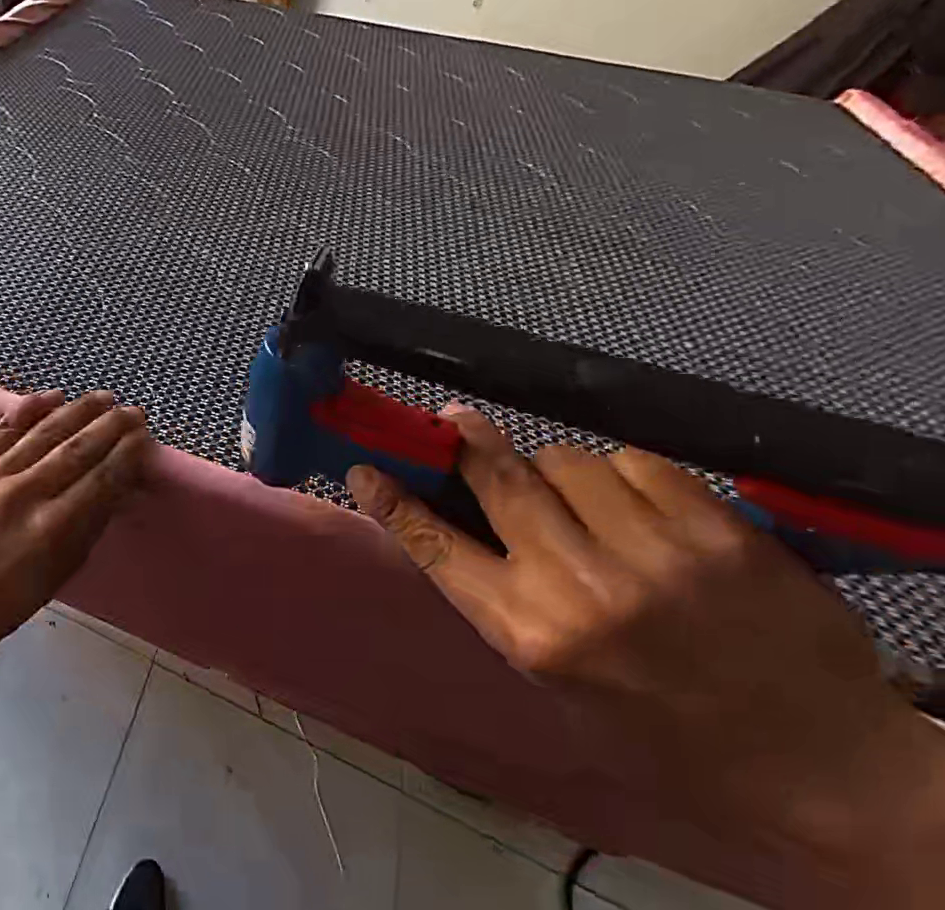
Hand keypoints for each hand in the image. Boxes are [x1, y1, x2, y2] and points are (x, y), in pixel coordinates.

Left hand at [0, 389, 150, 657]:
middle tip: (134, 412)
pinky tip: (54, 396)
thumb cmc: (15, 595)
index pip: (101, 479)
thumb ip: (94, 521)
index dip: (127, 455)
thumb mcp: (65, 566)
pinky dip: (30, 409)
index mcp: (51, 528)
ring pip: (44, 432)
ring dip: (78, 410)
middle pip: (77, 449)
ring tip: (104, 398)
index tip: (145, 438)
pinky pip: (4, 429)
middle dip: (111, 427)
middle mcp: (23, 494)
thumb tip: (125, 484)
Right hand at [347, 405, 944, 900]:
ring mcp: (655, 554)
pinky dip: (619, 471)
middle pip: (498, 481)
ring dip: (553, 467)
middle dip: (466, 442)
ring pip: (566, 460)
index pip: (435, 545)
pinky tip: (629, 497)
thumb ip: (497, 598)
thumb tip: (451, 524)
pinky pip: (638, 464)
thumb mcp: (548, 677)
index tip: (365, 469)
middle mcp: (581, 586)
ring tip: (570, 490)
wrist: (816, 763)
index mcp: (528, 630)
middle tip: (451, 420)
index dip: (393, 501)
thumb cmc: (653, 728)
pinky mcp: (722, 534)